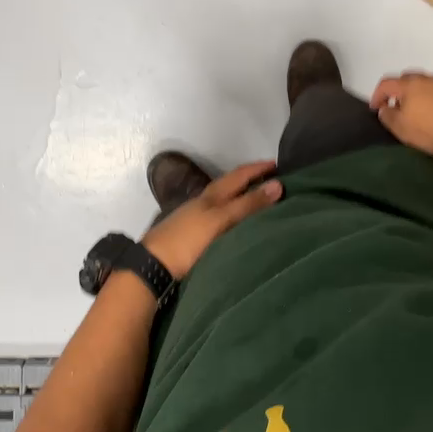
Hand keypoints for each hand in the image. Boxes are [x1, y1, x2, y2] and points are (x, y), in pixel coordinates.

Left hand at [140, 161, 282, 279]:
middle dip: (250, 181)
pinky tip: (240, 226)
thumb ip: (248, 204)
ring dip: (242, 199)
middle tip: (273, 181)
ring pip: (225, 203)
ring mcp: (197, 220)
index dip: (257, 169)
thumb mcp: (221, 220)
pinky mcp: (194, 237)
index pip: (238, 176)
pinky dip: (234, 217)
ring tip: (262, 203)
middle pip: (230, 187)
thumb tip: (278, 184)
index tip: (277, 164)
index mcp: (211, 196)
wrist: (154, 267)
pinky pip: (221, 220)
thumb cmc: (188, 240)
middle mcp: (204, 203)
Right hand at [371, 72, 432, 163]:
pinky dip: (430, 99)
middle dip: (397, 91)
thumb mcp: (401, 128)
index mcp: (409, 84)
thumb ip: (388, 116)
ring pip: (423, 84)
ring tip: (415, 112)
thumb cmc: (431, 131)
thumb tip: (384, 108)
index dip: (377, 95)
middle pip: (406, 79)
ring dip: (415, 94)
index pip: (386, 83)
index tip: (375, 109)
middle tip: (395, 107)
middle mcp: (427, 78)